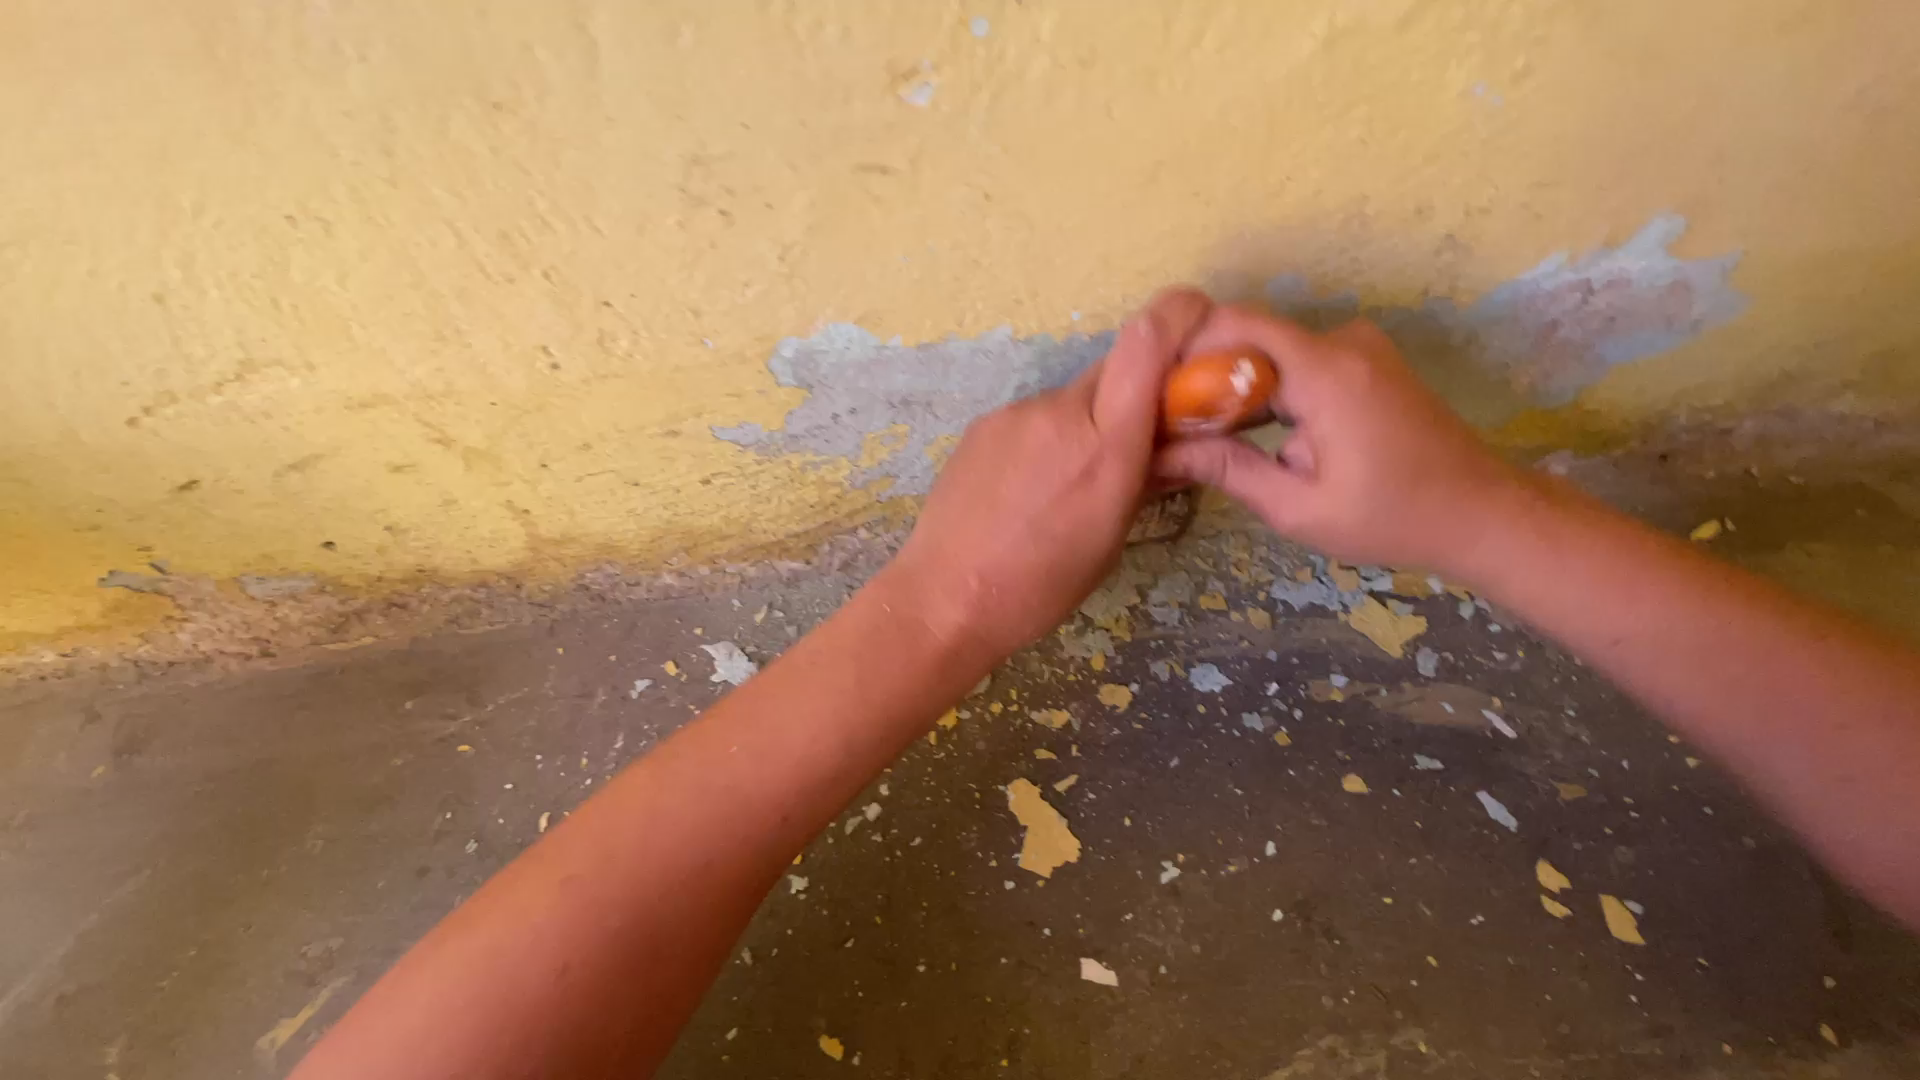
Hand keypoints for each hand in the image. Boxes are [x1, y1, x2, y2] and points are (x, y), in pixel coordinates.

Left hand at [883, 288, 1212, 659]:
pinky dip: (1046, 438)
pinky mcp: (982, 424)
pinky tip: (1026, 487)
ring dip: (1085, 424)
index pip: (1147, 341)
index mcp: (1106, 444)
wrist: (946, 596)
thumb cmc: (1040, 585)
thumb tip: (1176, 443)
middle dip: (1135, 394)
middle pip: (1114, 369)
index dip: (1180, 316)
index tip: (1199, 322)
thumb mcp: (1111, 539)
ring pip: (1071, 398)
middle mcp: (1059, 411)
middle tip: (1133, 442)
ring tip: (1063, 485)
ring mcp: (1014, 413)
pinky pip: (1033, 418)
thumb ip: (1148, 478)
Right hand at [1153, 308, 1531, 577]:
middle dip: (1198, 374)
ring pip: (1266, 350)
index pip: (1235, 326)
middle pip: (1247, 336)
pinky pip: (1292, 362)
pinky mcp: (1361, 362)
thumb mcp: (1298, 508)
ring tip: (1189, 428)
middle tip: (1159, 420)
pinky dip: (1259, 388)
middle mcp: (1341, 342)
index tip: (1146, 392)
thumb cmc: (1392, 518)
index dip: (1183, 350)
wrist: (1482, 514)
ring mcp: (1355, 348)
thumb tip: (1160, 454)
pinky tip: (1235, 427)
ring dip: (1227, 384)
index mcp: (1326, 372)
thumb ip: (1227, 471)